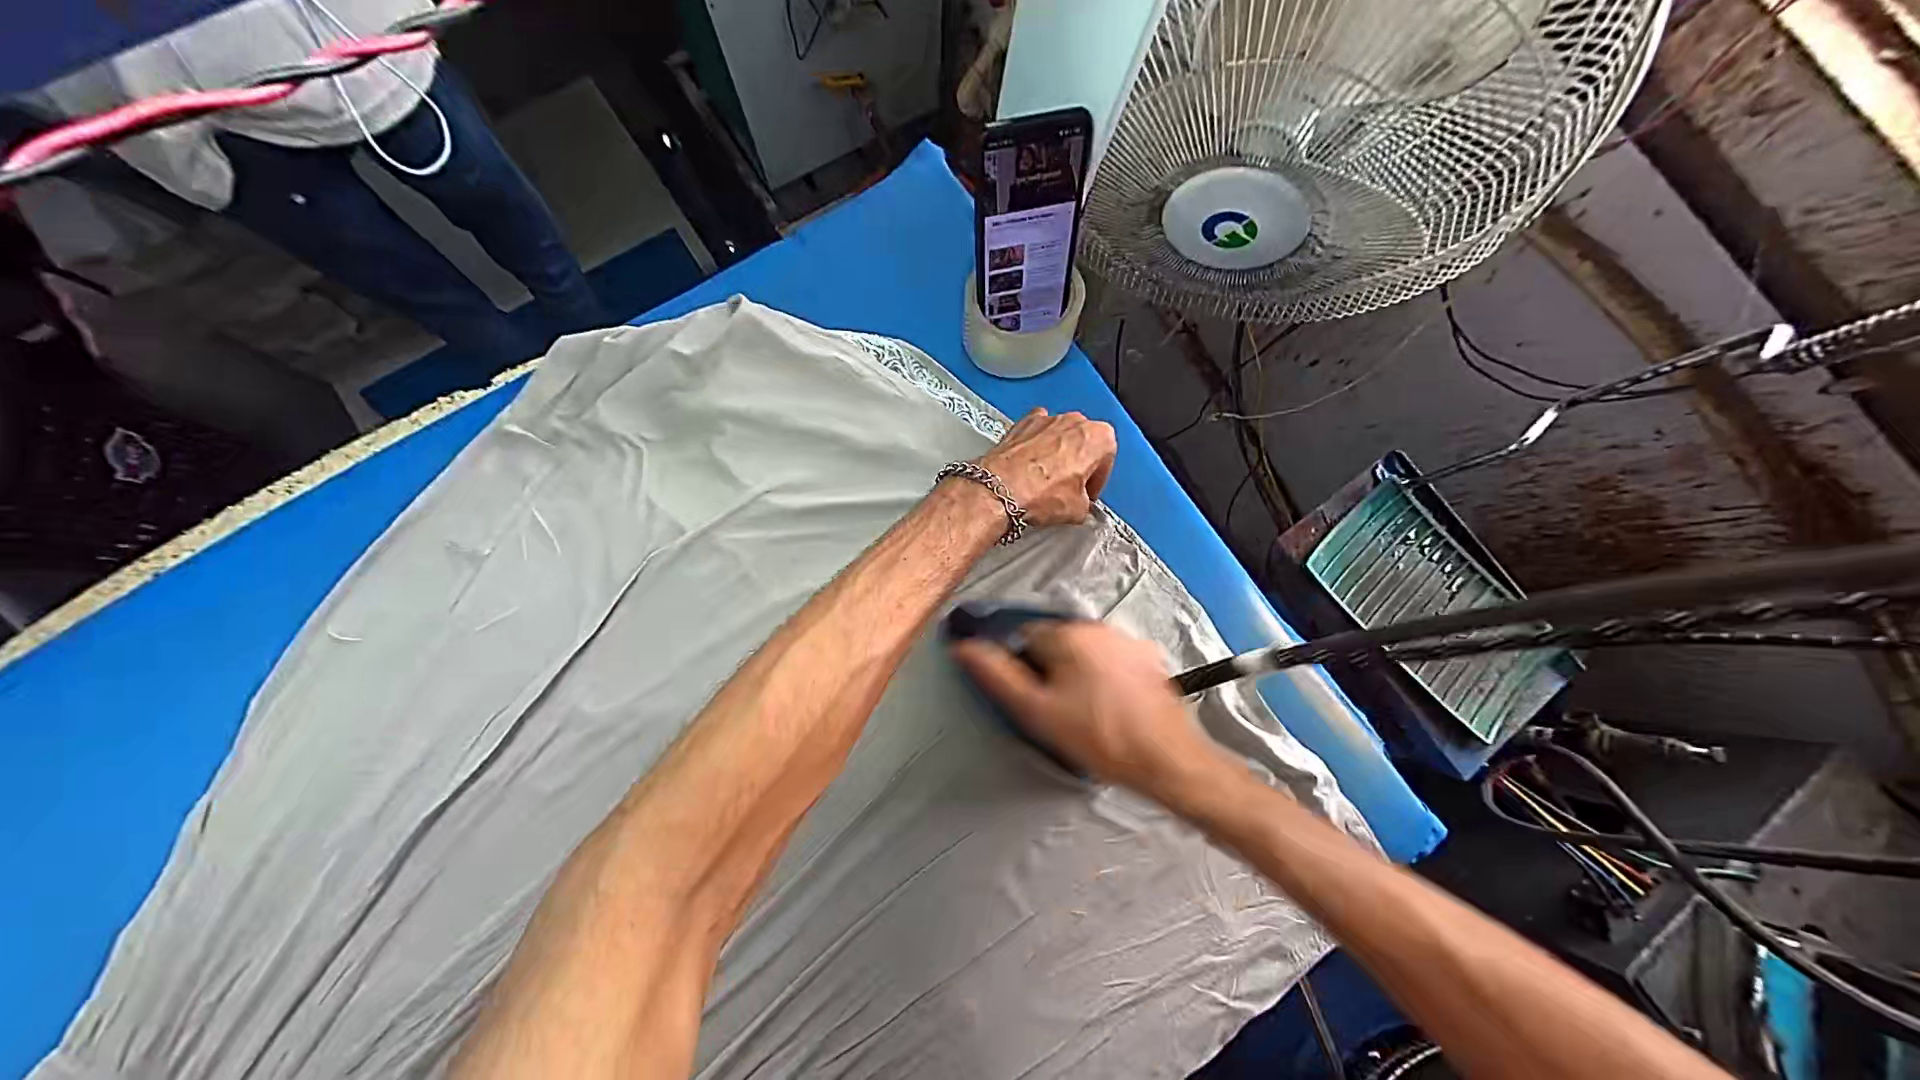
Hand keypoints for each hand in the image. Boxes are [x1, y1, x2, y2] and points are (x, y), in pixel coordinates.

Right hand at [951, 620, 1234, 800]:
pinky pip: (1109, 659)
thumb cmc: (1103, 739)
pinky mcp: (1146, 659)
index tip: (1027, 693)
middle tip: (1054, 708)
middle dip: (1047, 668)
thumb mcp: (1037, 712)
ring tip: (1082, 712)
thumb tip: (965, 648)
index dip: (1018, 665)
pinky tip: (1106, 707)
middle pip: (1053, 641)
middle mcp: (1098, 629)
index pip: (1022, 634)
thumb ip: (997, 675)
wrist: (1168, 760)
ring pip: (1082, 651)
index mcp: (1068, 635)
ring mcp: (1126, 642)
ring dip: (1074, 672)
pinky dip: (1101, 676)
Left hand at [975, 408, 1116, 527]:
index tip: (1089, 492)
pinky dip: (1035, 447)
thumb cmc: (1039, 493)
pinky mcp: (1021, 424)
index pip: (1107, 458)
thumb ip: (1085, 502)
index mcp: (1097, 437)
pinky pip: (1035, 434)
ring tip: (1047, 480)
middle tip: (1070, 487)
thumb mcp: (1078, 509)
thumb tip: (1079, 505)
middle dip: (1079, 462)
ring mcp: (1046, 419)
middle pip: (1083, 442)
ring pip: (1059, 436)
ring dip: (1057, 453)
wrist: (999, 489)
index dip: (1097, 479)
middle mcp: (1073, 421)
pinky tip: (1030, 468)